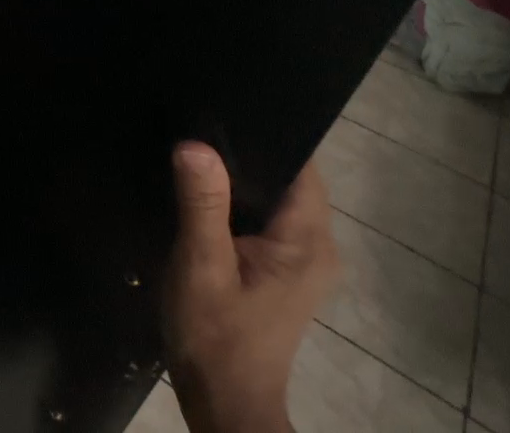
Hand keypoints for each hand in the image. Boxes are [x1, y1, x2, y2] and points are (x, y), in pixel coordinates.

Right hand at [163, 141, 338, 432]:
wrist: (223, 399)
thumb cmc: (215, 334)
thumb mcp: (201, 265)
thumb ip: (202, 204)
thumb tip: (194, 144)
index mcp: (307, 242)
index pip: (300, 167)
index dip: (264, 133)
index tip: (220, 109)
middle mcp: (316, 246)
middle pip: (287, 178)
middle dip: (244, 151)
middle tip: (194, 123)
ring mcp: (301, 259)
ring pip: (273, 197)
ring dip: (237, 177)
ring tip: (192, 149)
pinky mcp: (281, 269)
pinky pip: (263, 216)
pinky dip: (235, 201)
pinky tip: (200, 192)